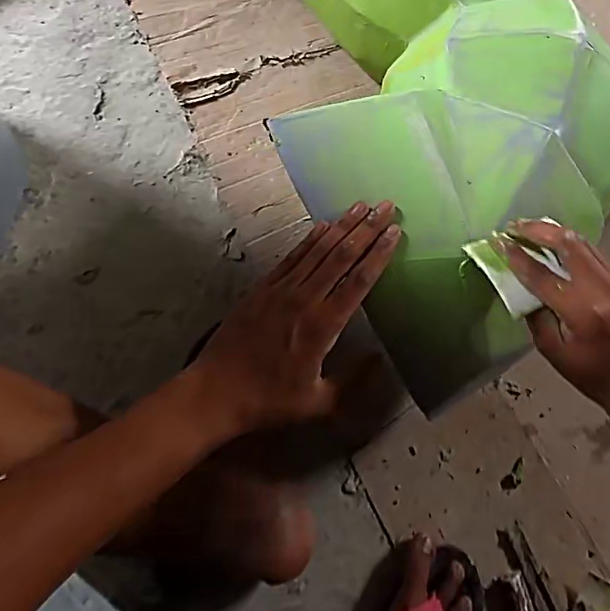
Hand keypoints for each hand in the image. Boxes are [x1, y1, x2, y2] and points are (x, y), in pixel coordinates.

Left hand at [191, 201, 400, 433]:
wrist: (215, 391)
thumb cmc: (268, 401)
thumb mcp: (318, 403)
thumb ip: (353, 381)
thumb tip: (380, 358)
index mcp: (321, 327)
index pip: (358, 282)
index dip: (378, 255)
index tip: (394, 233)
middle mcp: (303, 300)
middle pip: (341, 256)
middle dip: (366, 229)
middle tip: (385, 207)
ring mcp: (280, 290)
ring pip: (317, 250)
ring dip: (342, 226)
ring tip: (361, 206)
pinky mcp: (262, 288)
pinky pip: (292, 257)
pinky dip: (310, 239)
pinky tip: (323, 225)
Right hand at [498, 219, 609, 409]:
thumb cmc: (594, 376)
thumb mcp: (553, 352)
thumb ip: (536, 316)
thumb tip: (523, 287)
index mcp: (582, 311)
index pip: (541, 274)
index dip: (516, 256)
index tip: (497, 242)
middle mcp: (602, 288)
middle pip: (566, 243)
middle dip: (536, 230)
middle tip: (513, 228)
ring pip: (581, 242)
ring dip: (553, 232)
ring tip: (529, 229)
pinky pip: (592, 253)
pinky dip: (569, 244)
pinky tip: (554, 244)